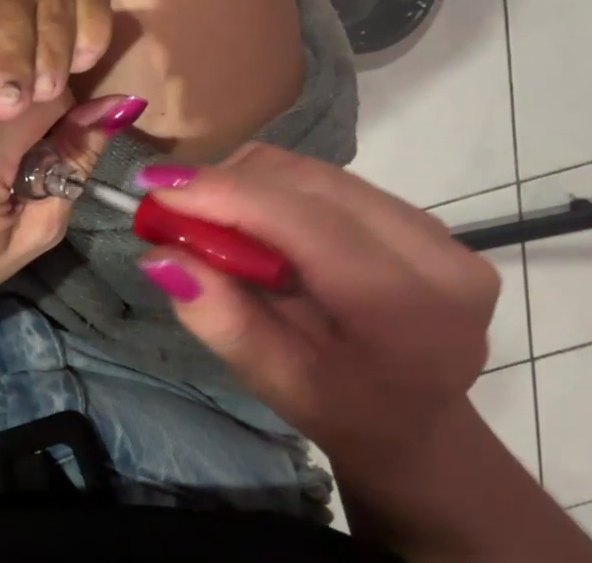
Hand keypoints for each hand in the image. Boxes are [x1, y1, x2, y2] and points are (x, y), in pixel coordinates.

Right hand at [133, 144, 498, 470]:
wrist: (415, 419)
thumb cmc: (339, 406)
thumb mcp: (273, 379)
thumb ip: (220, 318)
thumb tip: (158, 256)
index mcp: (407, 311)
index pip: (308, 222)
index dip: (227, 194)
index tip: (154, 188)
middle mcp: (437, 258)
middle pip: (308, 183)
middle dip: (227, 185)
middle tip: (171, 210)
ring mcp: (437, 231)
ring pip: (313, 171)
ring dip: (248, 183)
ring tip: (215, 222)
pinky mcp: (421, 215)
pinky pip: (326, 177)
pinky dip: (274, 187)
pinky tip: (257, 223)